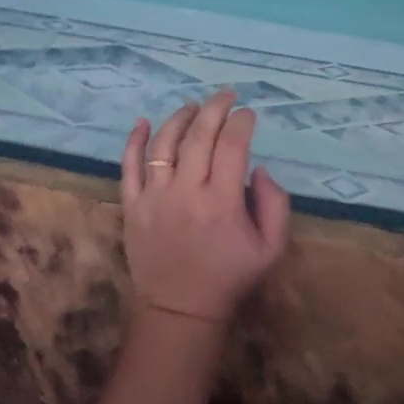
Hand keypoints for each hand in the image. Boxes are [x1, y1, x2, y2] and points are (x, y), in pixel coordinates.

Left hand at [119, 90, 290, 324]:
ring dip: (179, 118)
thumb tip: (258, 168)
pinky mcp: (132, 206)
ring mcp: (154, 198)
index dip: (241, 123)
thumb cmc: (229, 276)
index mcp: (223, 203)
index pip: (232, 146)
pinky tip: (144, 121)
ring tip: (193, 105)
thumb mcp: (271, 248)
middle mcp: (187, 193)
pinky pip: (128, 166)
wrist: (180, 308)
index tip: (248, 114)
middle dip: (214, 109)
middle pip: (199, 137)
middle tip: (225, 95)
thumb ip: (275, 204)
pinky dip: (134, 141)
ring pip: (164, 145)